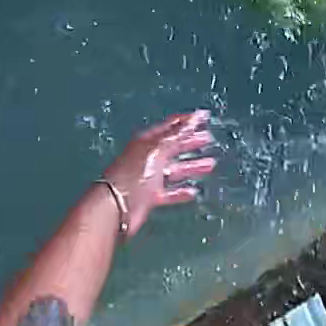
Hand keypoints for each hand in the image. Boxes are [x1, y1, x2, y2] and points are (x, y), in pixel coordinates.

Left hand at [101, 111, 216, 238]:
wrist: (114, 209)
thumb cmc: (134, 174)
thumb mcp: (157, 150)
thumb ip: (177, 135)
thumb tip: (196, 117)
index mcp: (147, 143)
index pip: (169, 127)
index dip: (186, 121)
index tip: (204, 116)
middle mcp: (147, 158)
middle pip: (173, 147)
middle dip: (190, 142)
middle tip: (208, 138)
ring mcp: (147, 178)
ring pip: (174, 169)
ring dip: (191, 166)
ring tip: (211, 164)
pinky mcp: (149, 197)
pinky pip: (169, 192)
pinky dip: (180, 191)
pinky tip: (193, 191)